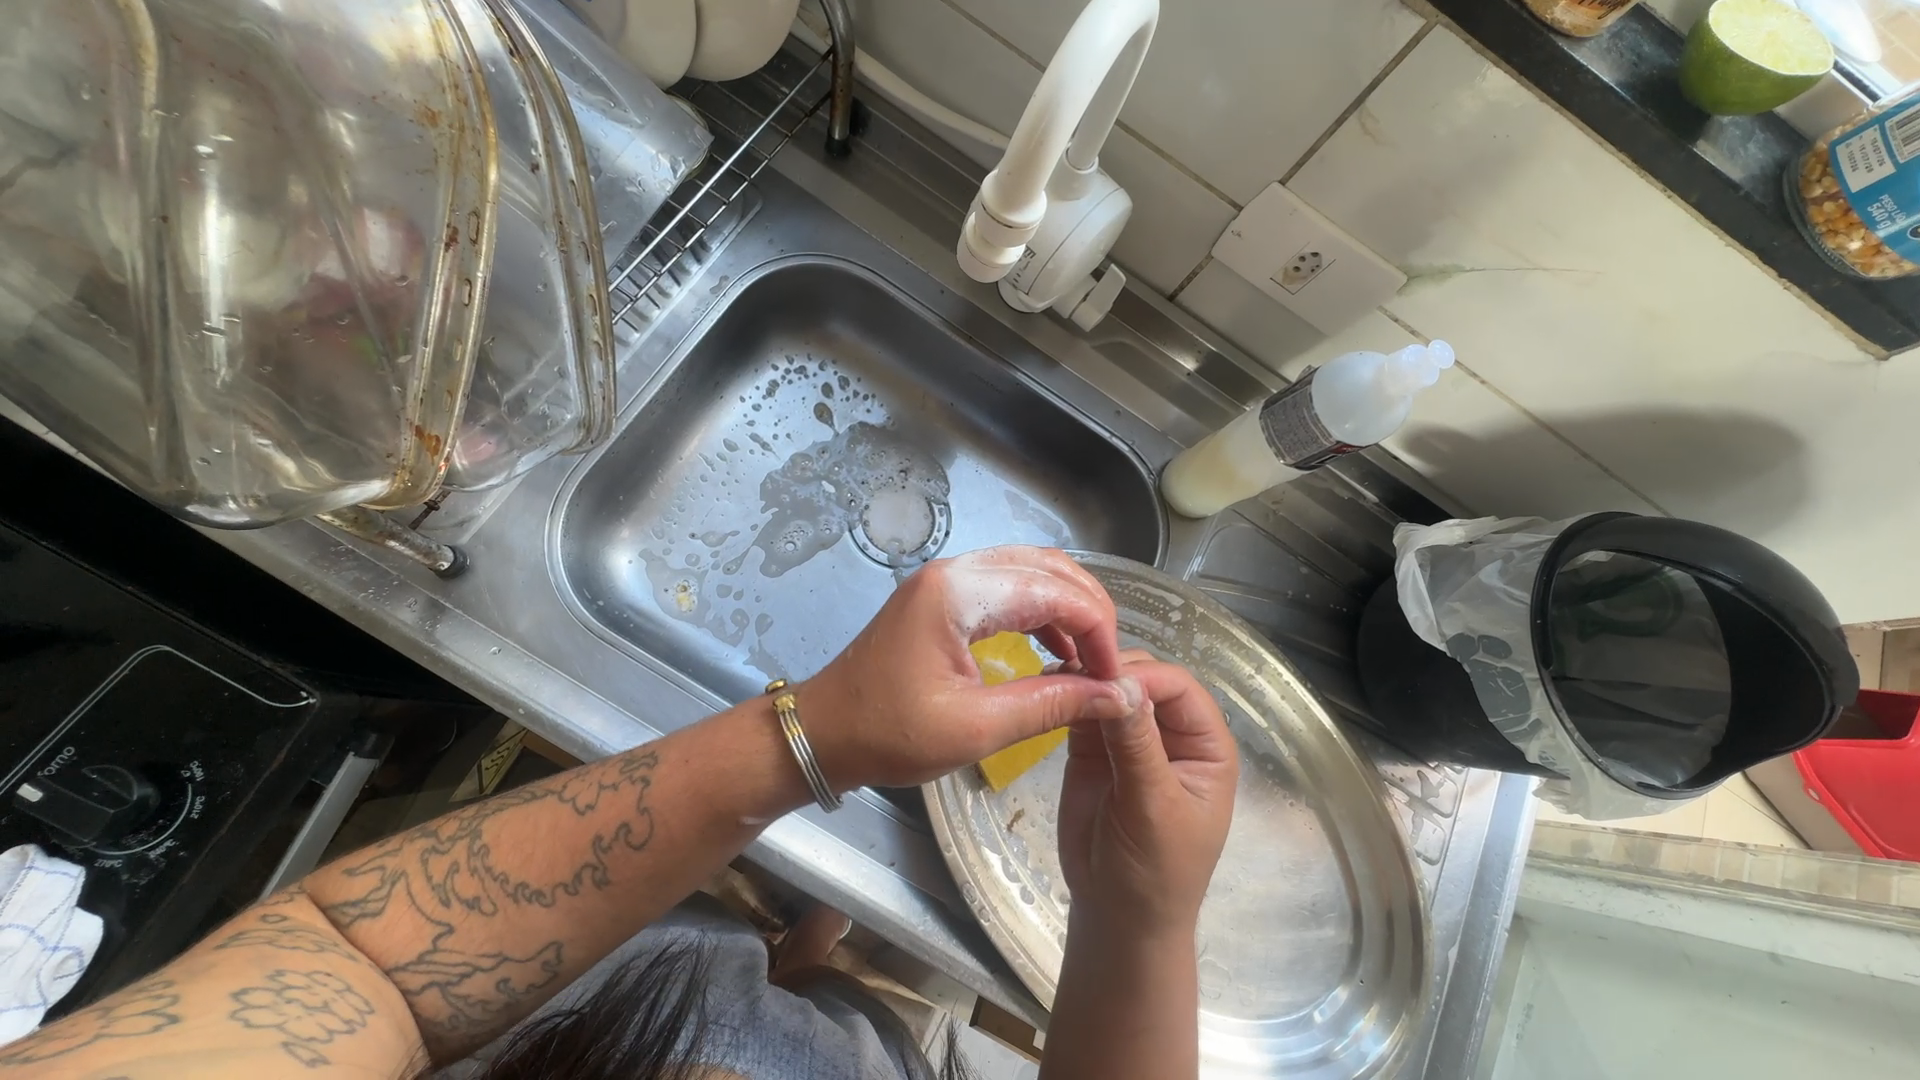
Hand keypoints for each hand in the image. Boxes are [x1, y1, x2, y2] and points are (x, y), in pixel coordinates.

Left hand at [798, 546, 1137, 789]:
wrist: (823, 733)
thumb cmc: (889, 734)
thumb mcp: (976, 728)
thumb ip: (1051, 704)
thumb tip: (1114, 696)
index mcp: (959, 593)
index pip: (1055, 591)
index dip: (1097, 630)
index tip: (1111, 678)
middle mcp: (954, 570)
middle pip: (1047, 567)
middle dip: (1090, 609)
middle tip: (1108, 662)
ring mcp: (945, 579)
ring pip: (1029, 570)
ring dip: (1067, 605)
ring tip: (1090, 655)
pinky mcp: (941, 596)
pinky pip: (1006, 587)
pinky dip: (1039, 610)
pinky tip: (1055, 646)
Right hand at [1058, 654, 1238, 933]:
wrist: (1117, 917)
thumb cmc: (1154, 871)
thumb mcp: (1151, 808)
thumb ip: (1137, 746)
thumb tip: (1121, 683)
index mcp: (1205, 745)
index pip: (1178, 688)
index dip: (1144, 676)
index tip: (1102, 677)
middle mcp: (1171, 733)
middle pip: (1144, 679)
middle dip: (1111, 672)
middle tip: (1071, 671)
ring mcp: (1130, 738)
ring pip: (1110, 689)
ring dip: (1086, 680)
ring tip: (1054, 676)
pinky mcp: (1094, 747)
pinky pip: (1083, 710)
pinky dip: (1068, 698)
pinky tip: (1049, 691)